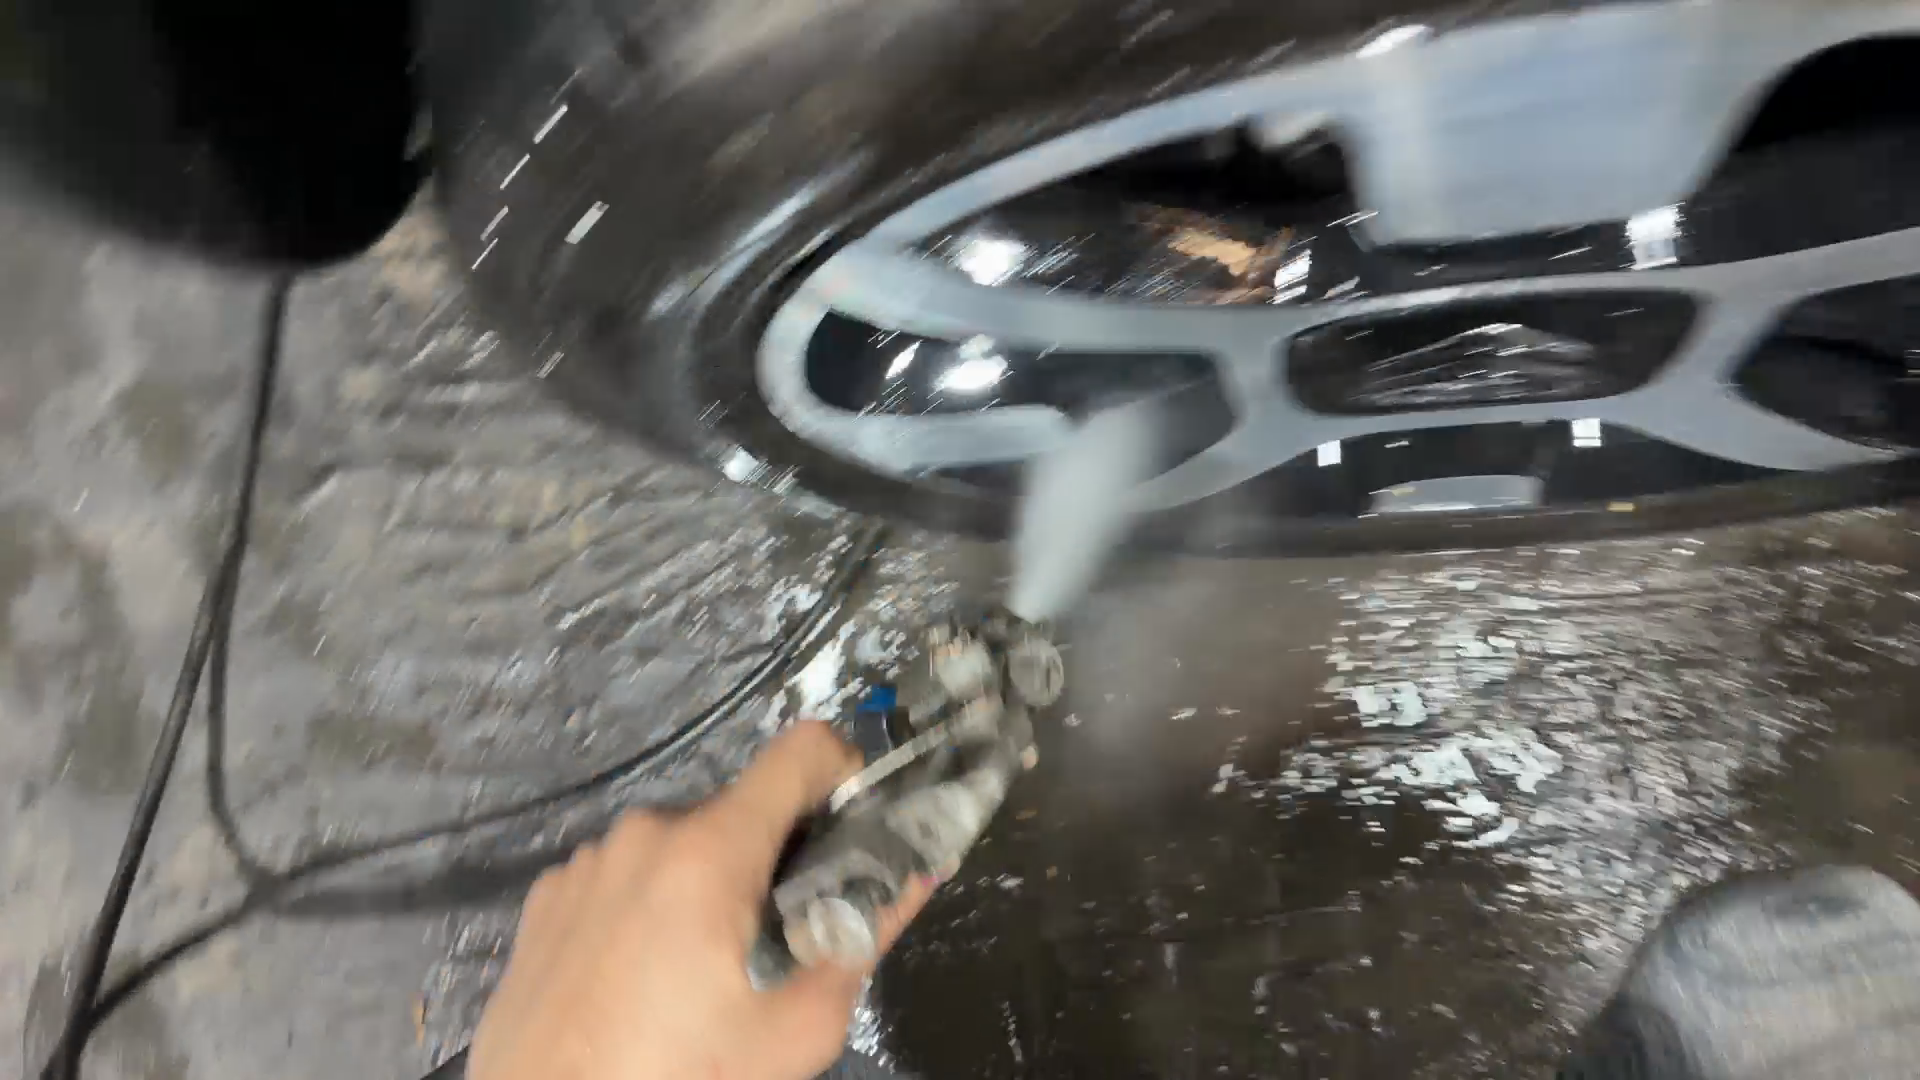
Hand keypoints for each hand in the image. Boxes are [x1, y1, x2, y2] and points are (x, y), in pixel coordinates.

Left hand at [467, 722, 932, 1079]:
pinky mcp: (549, 892)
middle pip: (746, 807)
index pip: (802, 750)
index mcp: (711, 849)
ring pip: (686, 839)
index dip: (842, 769)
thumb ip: (866, 935)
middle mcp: (648, 829)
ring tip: (696, 965)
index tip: (849, 821)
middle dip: (775, 853)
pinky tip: (635, 974)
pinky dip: (652, 899)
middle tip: (773, 933)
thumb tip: (920, 873)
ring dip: (710, 878)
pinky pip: (628, 869)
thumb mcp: (795, 1030)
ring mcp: (590, 857)